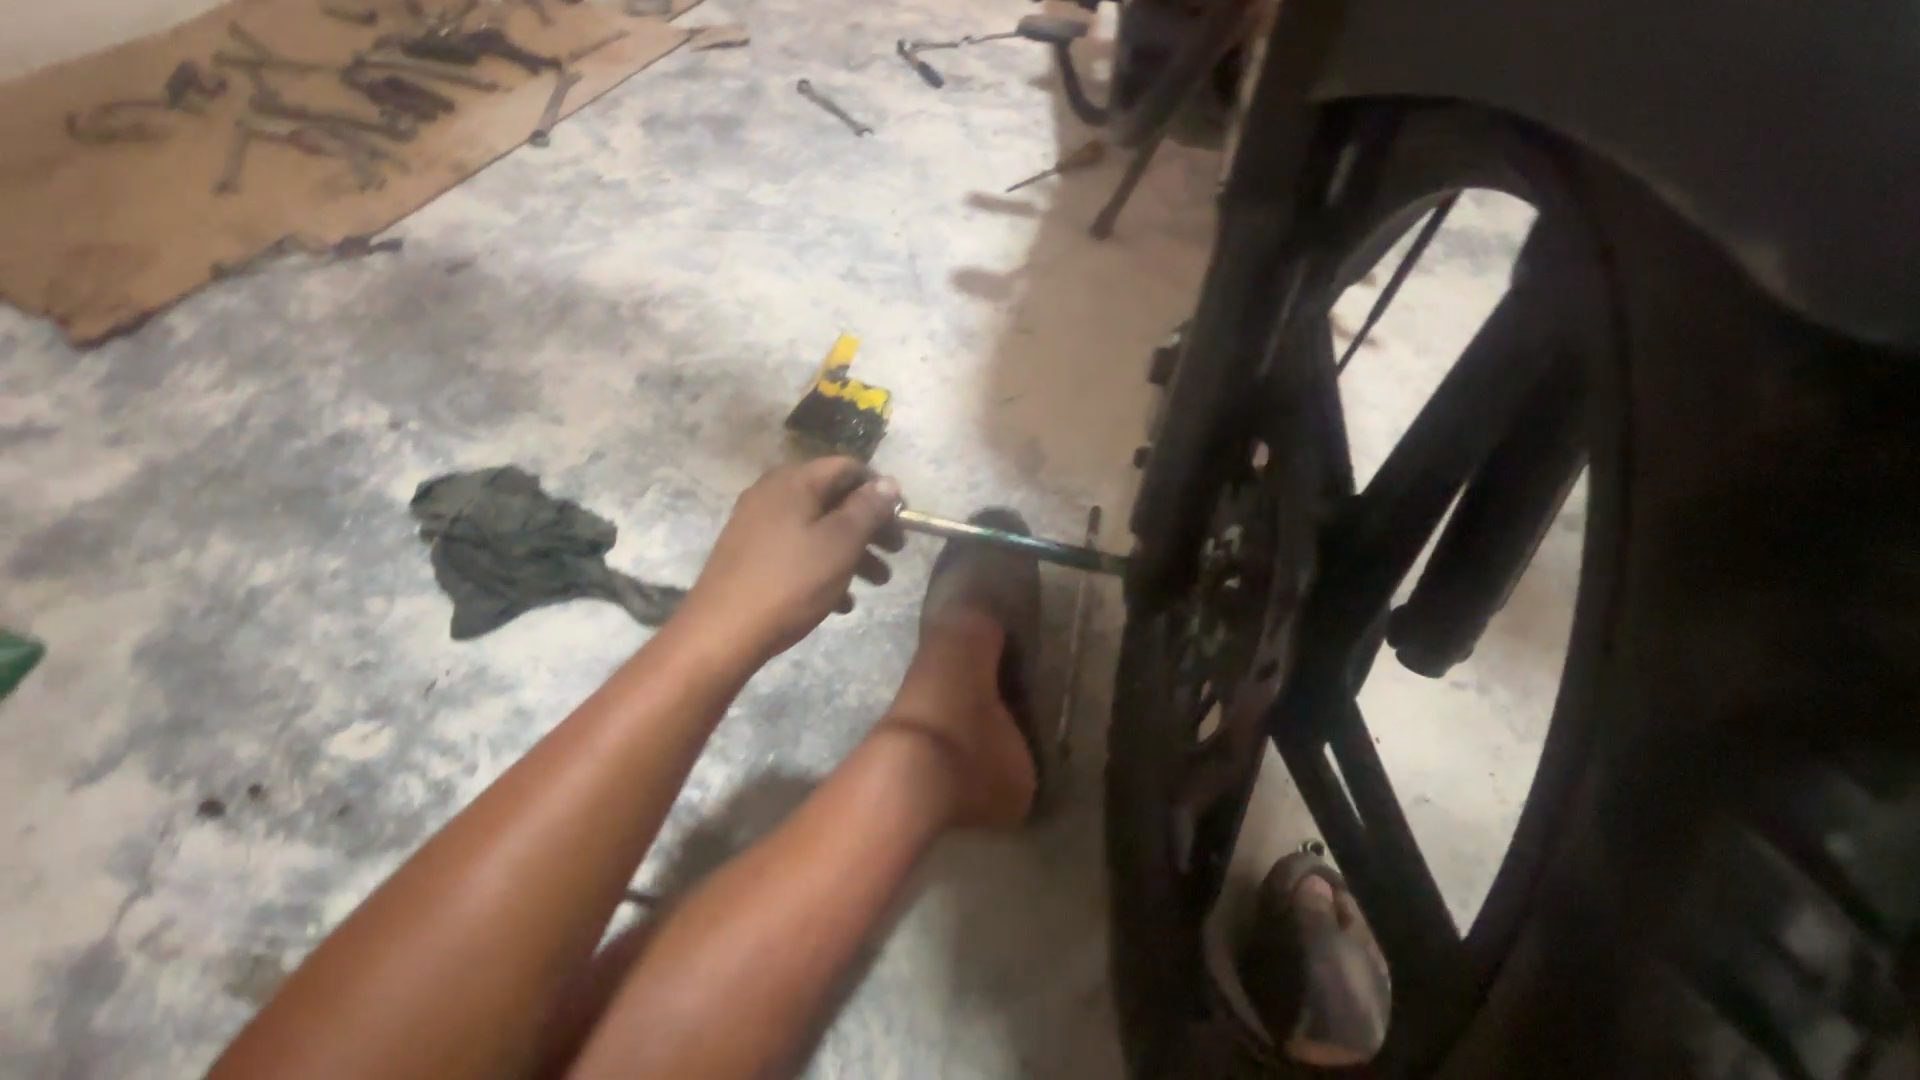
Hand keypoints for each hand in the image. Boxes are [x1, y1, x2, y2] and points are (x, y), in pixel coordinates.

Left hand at [681, 458, 903, 660]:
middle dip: (869, 526)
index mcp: (793, 481)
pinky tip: (841, 602)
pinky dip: (823, 568)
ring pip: (817, 529)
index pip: (848, 468)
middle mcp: (772, 494)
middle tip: (896, 553)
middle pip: (833, 500)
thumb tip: (888, 483)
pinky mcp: (750, 556)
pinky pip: (797, 551)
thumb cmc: (791, 581)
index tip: (903, 520)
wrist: (723, 631)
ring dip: (852, 552)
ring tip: (878, 583)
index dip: (880, 490)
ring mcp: (757, 525)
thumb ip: (868, 509)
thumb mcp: (840, 543)